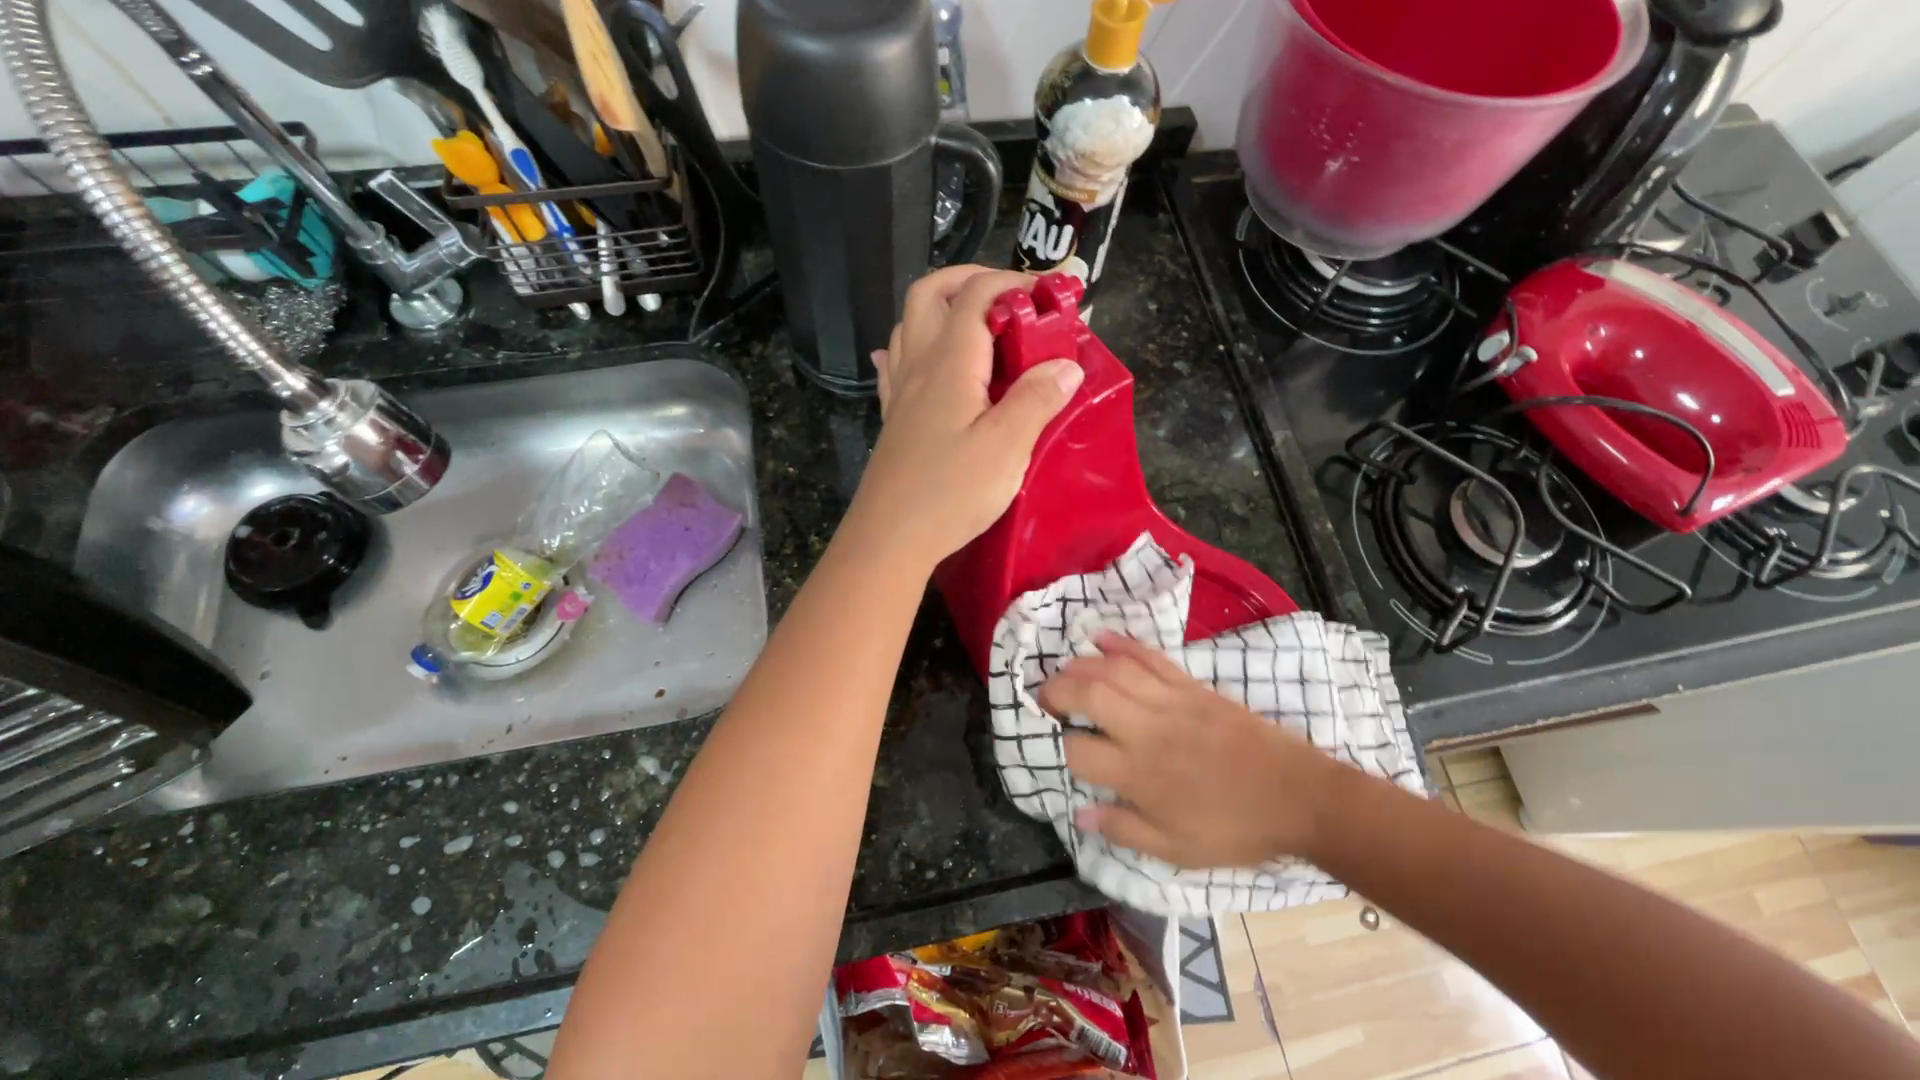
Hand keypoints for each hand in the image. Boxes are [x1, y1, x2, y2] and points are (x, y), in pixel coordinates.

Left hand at [849, 265, 1084, 568]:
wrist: (889, 539)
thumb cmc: (950, 493)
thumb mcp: (1007, 447)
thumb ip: (1037, 400)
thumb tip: (1067, 364)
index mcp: (951, 363)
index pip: (977, 295)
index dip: (1014, 283)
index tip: (1052, 296)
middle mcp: (919, 365)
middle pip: (930, 293)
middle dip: (971, 279)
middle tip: (1011, 298)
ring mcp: (901, 392)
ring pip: (910, 324)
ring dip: (944, 308)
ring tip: (981, 327)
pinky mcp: (894, 419)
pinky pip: (896, 364)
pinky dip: (914, 346)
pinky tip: (922, 359)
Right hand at [1039, 633, 1347, 867]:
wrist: (1298, 797)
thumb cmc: (1235, 829)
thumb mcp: (1177, 849)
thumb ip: (1124, 830)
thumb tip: (1079, 814)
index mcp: (1140, 775)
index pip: (1079, 751)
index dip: (1056, 747)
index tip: (1051, 747)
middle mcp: (1149, 731)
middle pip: (1089, 695)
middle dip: (1056, 691)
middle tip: (1042, 698)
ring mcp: (1172, 703)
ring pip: (1115, 670)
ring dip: (1082, 665)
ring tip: (1063, 670)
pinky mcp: (1194, 687)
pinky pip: (1152, 657)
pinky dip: (1124, 644)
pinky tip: (1101, 638)